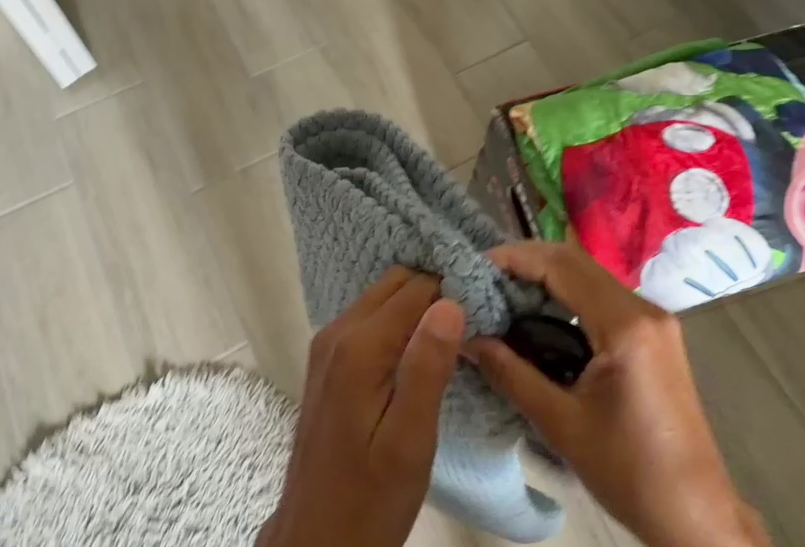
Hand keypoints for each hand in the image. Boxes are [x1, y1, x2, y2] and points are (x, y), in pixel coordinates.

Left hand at [258, 267, 464, 546]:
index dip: (454, 292)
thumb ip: (427, 367)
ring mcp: (328, 345)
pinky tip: (423, 352)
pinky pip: (371, 318)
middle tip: (475, 326)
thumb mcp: (410, 441)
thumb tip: (450, 301)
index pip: (417, 287)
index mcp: (359, 347)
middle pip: (397, 282)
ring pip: (383, 297)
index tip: (487, 312)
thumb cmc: (371, 497)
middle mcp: (338, 332)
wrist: (317, 538)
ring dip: (419, 305)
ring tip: (456, 339)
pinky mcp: (329, 361)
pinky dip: (400, 321)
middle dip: (437, 292)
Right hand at [468, 242, 769, 546]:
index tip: (475, 266)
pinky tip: (540, 317)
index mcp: (626, 326)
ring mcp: (655, 321)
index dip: (515, 258)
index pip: (562, 266)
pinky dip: (568, 297)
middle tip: (483, 280)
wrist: (695, 512)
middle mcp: (645, 310)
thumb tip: (467, 340)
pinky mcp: (656, 336)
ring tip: (503, 296)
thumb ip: (511, 374)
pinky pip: (604, 299)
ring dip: (547, 278)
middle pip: (577, 263)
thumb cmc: (629, 470)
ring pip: (591, 278)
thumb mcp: (561, 424)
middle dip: (527, 262)